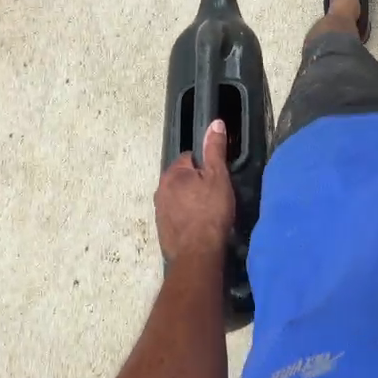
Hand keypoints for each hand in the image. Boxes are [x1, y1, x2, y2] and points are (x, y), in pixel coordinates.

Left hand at [155, 120, 234, 264]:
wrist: (198, 254)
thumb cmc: (211, 211)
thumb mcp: (218, 176)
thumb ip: (215, 149)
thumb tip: (215, 123)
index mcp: (173, 173)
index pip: (190, 158)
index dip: (205, 166)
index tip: (216, 178)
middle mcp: (160, 189)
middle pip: (182, 178)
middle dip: (195, 184)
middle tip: (214, 195)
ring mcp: (159, 211)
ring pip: (178, 198)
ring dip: (190, 201)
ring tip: (208, 212)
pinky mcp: (162, 230)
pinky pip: (176, 216)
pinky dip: (185, 218)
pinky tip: (199, 226)